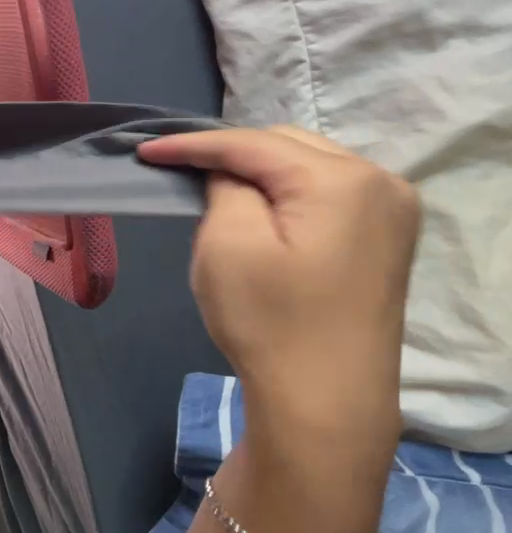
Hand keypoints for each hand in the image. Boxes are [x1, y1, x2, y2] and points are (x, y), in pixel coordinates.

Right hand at [139, 126, 419, 454]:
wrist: (325, 388)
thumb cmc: (268, 317)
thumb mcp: (226, 245)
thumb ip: (226, 191)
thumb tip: (228, 175)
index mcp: (340, 180)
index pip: (253, 144)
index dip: (193, 143)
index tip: (142, 150)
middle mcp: (380, 181)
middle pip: (289, 144)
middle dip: (228, 149)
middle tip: (171, 164)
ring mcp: (391, 208)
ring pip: (311, 163)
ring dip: (257, 166)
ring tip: (205, 179)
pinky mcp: (385, 235)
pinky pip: (328, 189)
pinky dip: (284, 186)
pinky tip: (255, 201)